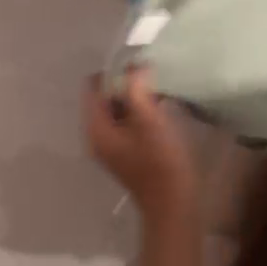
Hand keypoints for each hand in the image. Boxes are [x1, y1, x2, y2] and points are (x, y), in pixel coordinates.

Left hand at [83, 67, 198, 220]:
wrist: (173, 203)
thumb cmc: (160, 161)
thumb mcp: (148, 120)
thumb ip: (137, 89)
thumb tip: (135, 65)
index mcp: (97, 129)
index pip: (92, 86)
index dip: (113, 70)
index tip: (138, 62)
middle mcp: (99, 135)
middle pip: (106, 95)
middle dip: (126, 81)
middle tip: (152, 73)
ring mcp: (114, 144)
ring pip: (120, 106)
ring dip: (137, 94)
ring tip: (160, 85)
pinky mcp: (130, 149)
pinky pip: (130, 119)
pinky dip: (143, 108)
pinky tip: (163, 104)